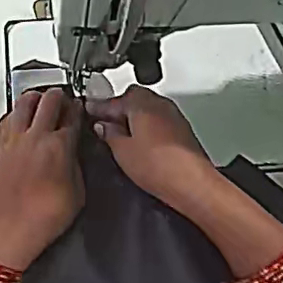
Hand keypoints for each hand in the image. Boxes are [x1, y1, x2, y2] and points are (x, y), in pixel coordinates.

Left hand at [0, 88, 84, 268]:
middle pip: (49, 100)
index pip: (73, 115)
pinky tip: (19, 119)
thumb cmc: (41, 217)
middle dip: (59, 96)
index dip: (79, 109)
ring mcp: (15, 141)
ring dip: (35, 98)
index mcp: (59, 145)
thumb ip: (76, 167)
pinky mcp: (1, 149)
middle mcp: (36, 137)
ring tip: (41, 100)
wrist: (8, 230)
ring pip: (24, 103)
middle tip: (64, 99)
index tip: (81, 108)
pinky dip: (17, 115)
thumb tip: (74, 156)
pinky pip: (9, 121)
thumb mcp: (77, 193)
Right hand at [86, 86, 221, 212]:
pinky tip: (141, 146)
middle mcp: (160, 104)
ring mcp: (173, 117)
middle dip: (118, 111)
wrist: (192, 183)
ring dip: (134, 120)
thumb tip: (104, 127)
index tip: (90, 110)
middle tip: (104, 124)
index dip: (99, 107)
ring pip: (148, 111)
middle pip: (133, 99)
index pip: (114, 99)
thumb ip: (109, 134)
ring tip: (121, 139)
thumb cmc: (161, 165)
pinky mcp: (182, 132)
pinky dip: (147, 129)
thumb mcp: (121, 151)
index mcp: (142, 102)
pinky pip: (159, 123)